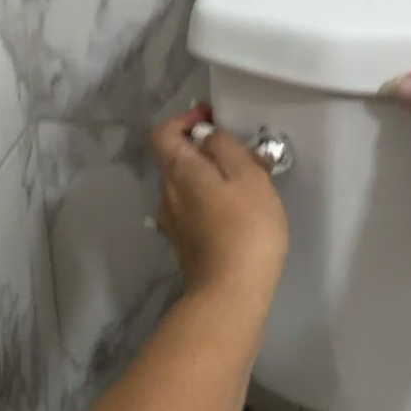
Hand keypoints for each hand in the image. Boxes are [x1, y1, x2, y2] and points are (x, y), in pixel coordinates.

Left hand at [149, 104, 289, 297]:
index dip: (185, 120)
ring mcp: (172, 222)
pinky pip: (193, 210)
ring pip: (185, 186)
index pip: (164, 132)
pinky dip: (209, 202)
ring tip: (245, 185)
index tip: (213, 121)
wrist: (232, 291)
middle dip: (203, 150)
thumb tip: (206, 135)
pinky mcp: (184, 244)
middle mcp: (166, 194)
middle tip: (241, 155)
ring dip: (209, 178)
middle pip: (175, 159)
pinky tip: (237, 214)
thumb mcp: (247, 174)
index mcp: (177, 171)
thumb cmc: (245, 227)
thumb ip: (224, 146)